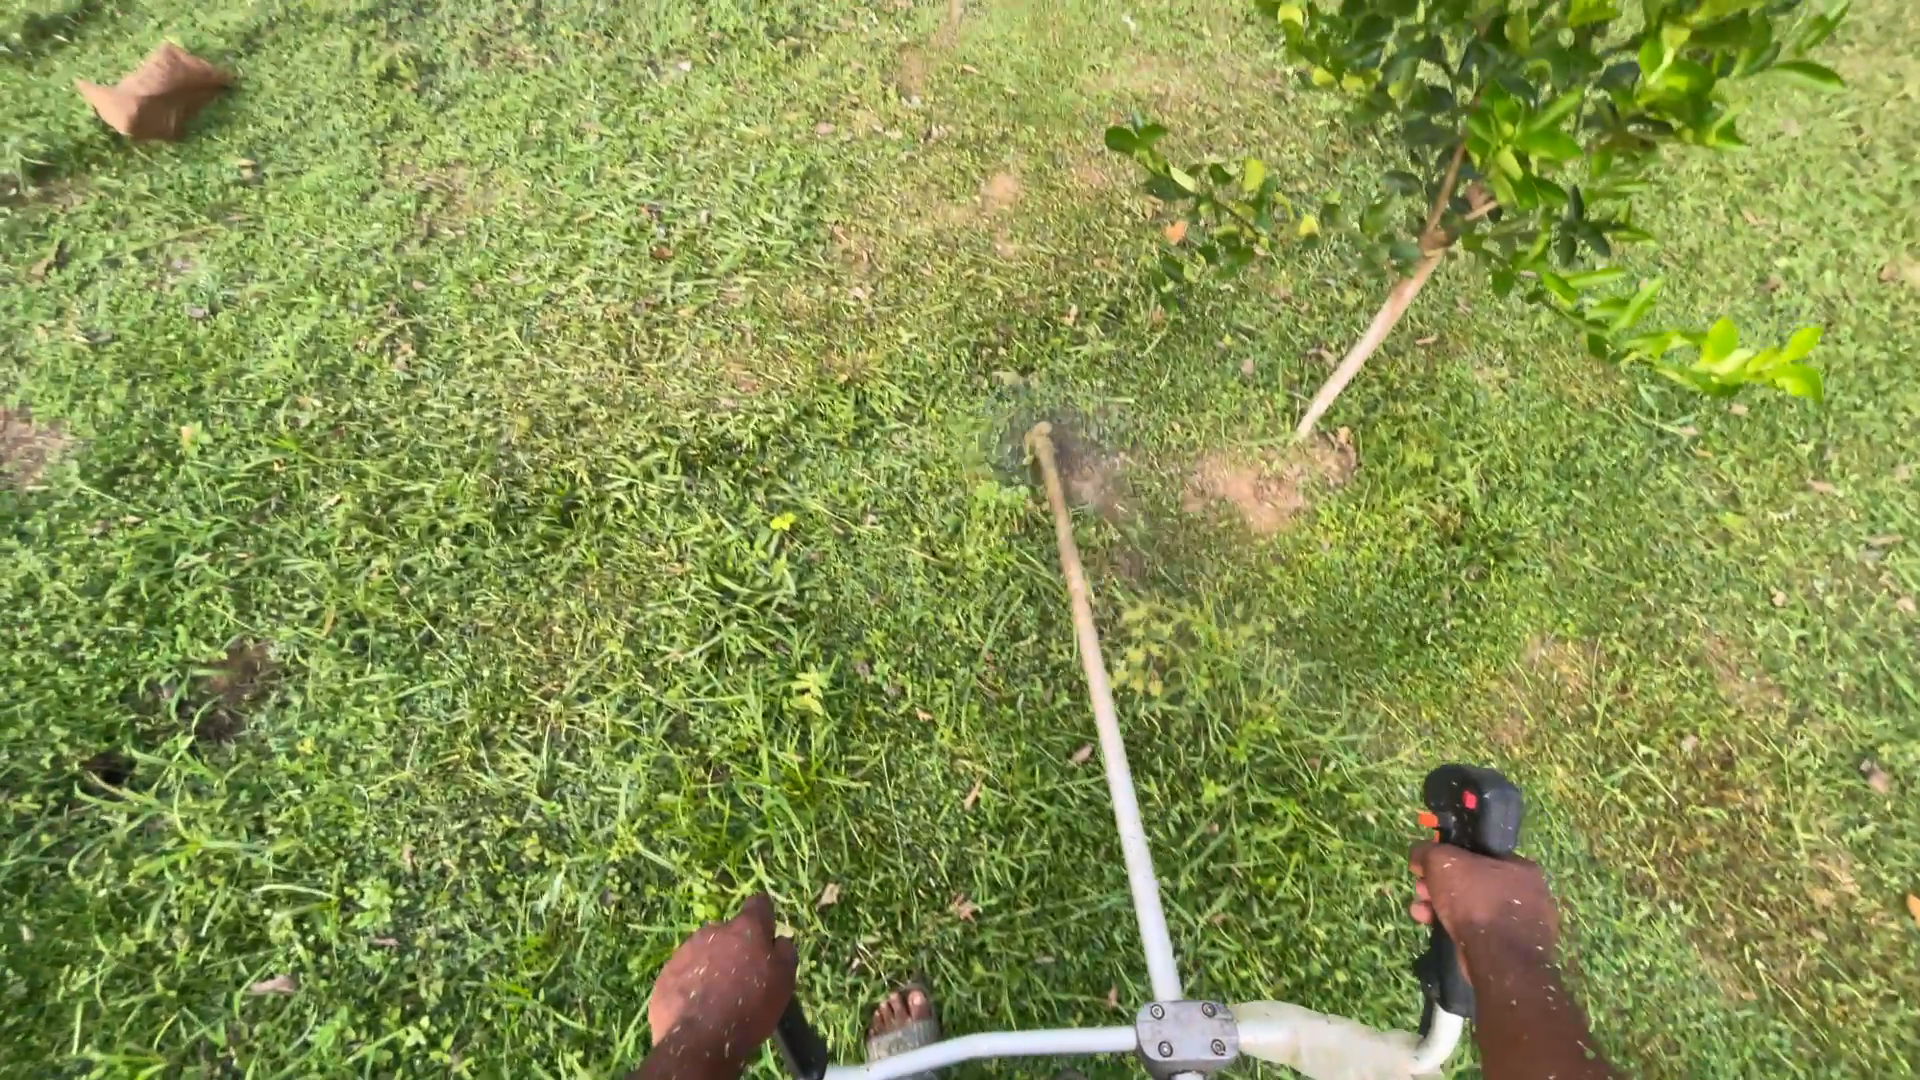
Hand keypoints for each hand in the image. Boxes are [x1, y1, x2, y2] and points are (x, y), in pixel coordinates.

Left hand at [647, 894, 798, 1064]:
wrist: (698, 1043)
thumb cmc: (750, 1007)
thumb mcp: (784, 981)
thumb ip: (784, 952)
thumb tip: (779, 940)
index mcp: (746, 927)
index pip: (758, 904)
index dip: (763, 916)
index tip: (765, 932)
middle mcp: (715, 930)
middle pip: (729, 932)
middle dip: (734, 947)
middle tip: (740, 977)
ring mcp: (686, 950)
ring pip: (704, 951)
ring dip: (711, 965)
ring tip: (715, 997)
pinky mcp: (666, 974)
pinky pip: (684, 972)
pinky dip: (690, 984)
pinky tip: (696, 1006)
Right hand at [1408, 841, 1558, 979]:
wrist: (1500, 959)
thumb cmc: (1474, 900)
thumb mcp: (1440, 860)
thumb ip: (1426, 850)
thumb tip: (1419, 858)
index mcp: (1521, 868)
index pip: (1477, 854)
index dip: (1447, 858)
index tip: (1427, 868)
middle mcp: (1529, 894)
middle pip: (1470, 881)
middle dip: (1438, 885)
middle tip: (1421, 890)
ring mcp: (1525, 924)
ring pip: (1470, 906)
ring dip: (1439, 905)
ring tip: (1421, 911)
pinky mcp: (1515, 948)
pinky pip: (1478, 929)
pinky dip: (1454, 925)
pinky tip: (1433, 925)